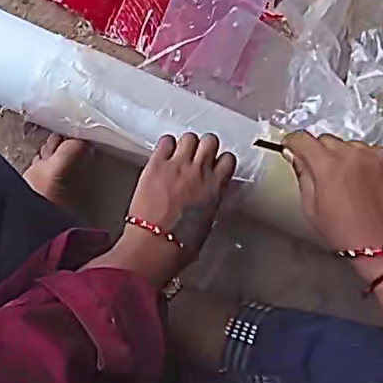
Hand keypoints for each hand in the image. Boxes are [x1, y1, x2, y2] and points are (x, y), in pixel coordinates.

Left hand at [89, 133, 235, 287]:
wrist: (155, 244)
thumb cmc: (181, 243)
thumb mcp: (207, 221)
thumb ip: (210, 201)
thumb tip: (206, 196)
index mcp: (216, 187)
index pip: (228, 159)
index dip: (219, 160)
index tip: (212, 165)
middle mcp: (200, 171)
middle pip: (210, 141)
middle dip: (203, 147)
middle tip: (194, 157)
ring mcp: (177, 165)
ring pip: (189, 137)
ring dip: (185, 144)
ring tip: (177, 155)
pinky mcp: (155, 165)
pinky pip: (165, 141)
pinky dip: (165, 146)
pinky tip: (162, 156)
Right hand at [281, 132, 382, 282]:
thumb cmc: (347, 234)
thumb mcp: (311, 208)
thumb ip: (302, 175)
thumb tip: (296, 156)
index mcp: (328, 166)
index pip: (302, 138)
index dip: (293, 143)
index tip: (292, 147)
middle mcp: (354, 155)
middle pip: (327, 140)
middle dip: (320, 153)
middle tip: (323, 175)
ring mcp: (378, 157)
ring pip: (352, 146)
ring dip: (346, 157)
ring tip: (349, 183)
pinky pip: (374, 153)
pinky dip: (368, 163)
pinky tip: (367, 184)